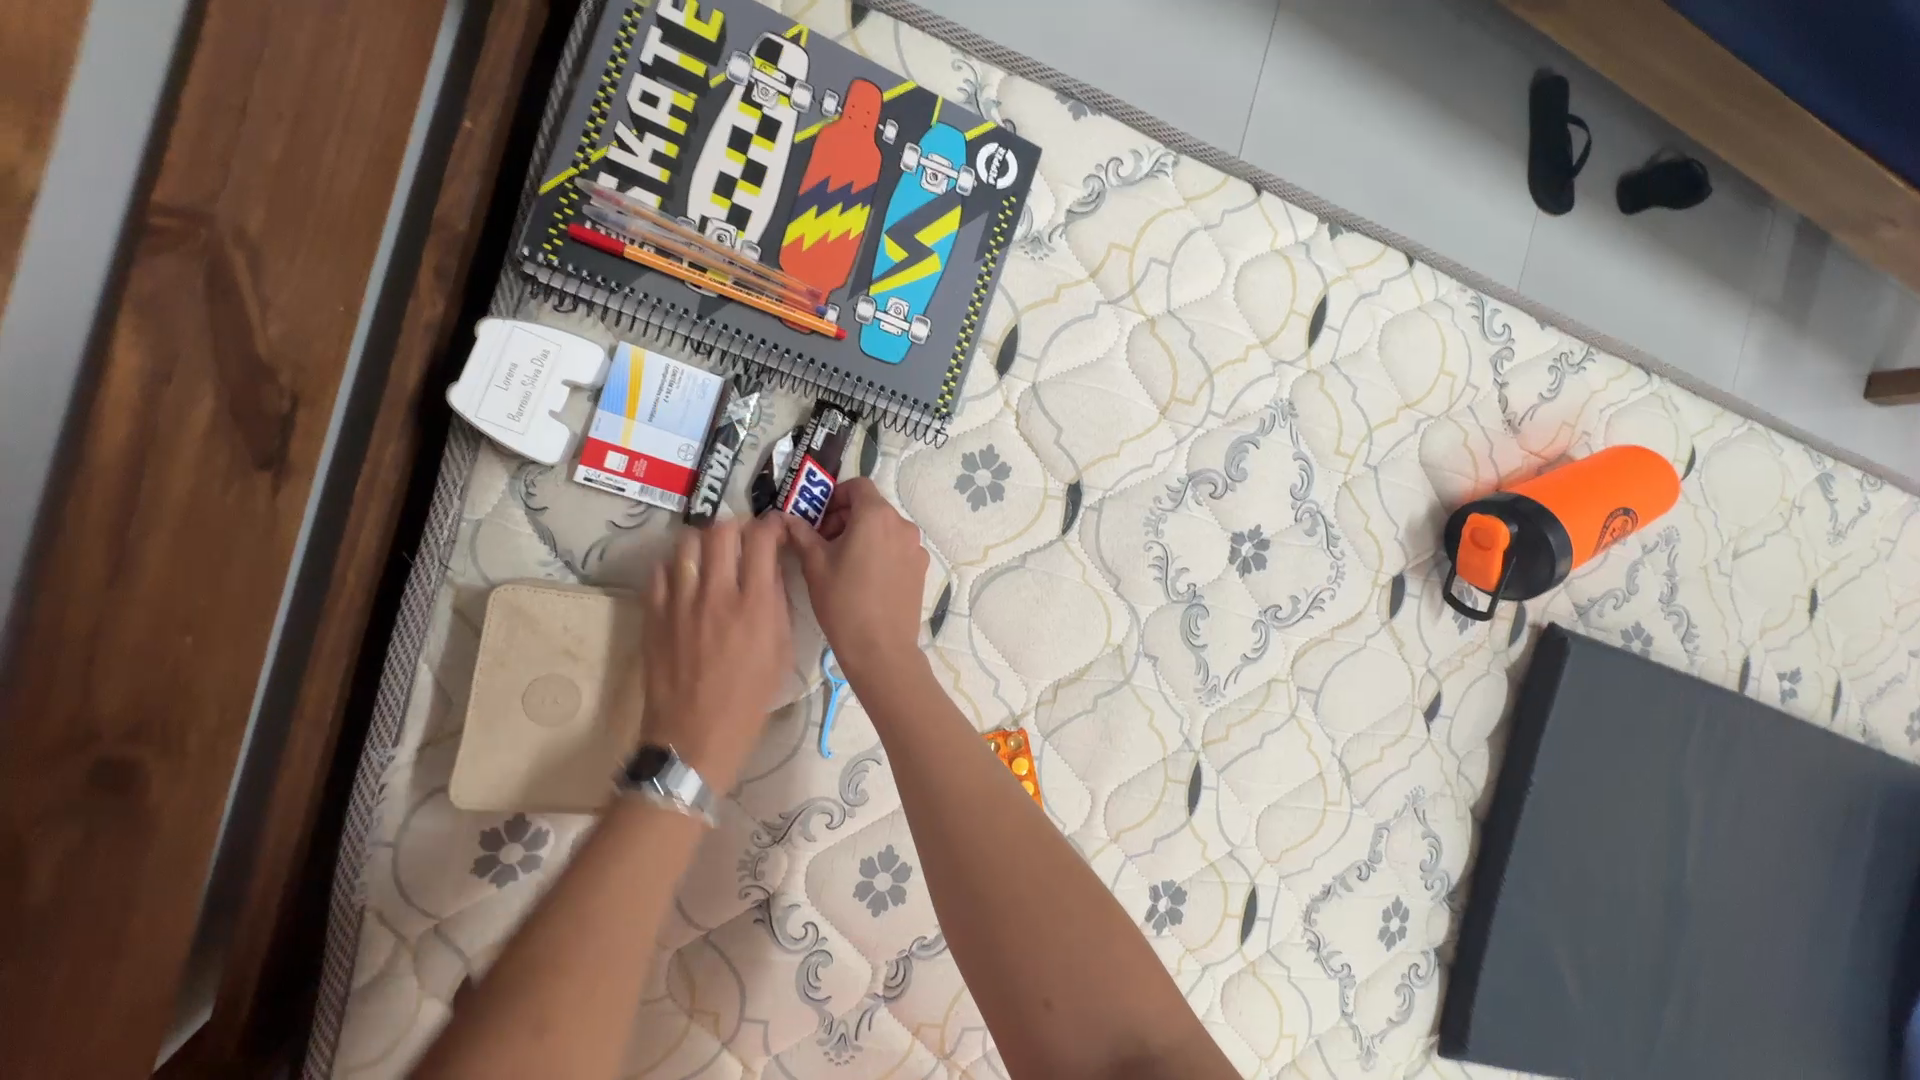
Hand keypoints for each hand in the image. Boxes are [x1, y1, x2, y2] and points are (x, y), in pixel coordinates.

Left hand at [636, 517, 792, 790]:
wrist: (694, 736)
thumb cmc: (749, 700)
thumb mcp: (781, 653)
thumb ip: (777, 605)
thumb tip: (772, 570)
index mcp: (754, 604)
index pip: (762, 539)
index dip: (771, 526)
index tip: (775, 531)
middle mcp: (716, 593)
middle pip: (721, 530)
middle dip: (737, 527)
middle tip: (742, 541)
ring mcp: (679, 601)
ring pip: (687, 543)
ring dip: (704, 542)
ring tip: (711, 557)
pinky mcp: (653, 614)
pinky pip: (660, 571)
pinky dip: (676, 567)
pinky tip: (686, 582)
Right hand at [780, 478, 928, 684]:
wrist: (880, 648)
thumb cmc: (843, 602)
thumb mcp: (814, 565)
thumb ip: (801, 534)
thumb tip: (785, 518)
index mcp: (876, 515)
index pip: (858, 486)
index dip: (835, 497)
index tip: (819, 520)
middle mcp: (902, 525)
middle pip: (872, 507)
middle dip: (845, 518)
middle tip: (823, 543)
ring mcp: (916, 547)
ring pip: (885, 528)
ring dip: (863, 535)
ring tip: (842, 563)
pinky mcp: (921, 568)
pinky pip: (897, 548)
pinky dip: (880, 551)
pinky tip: (865, 578)